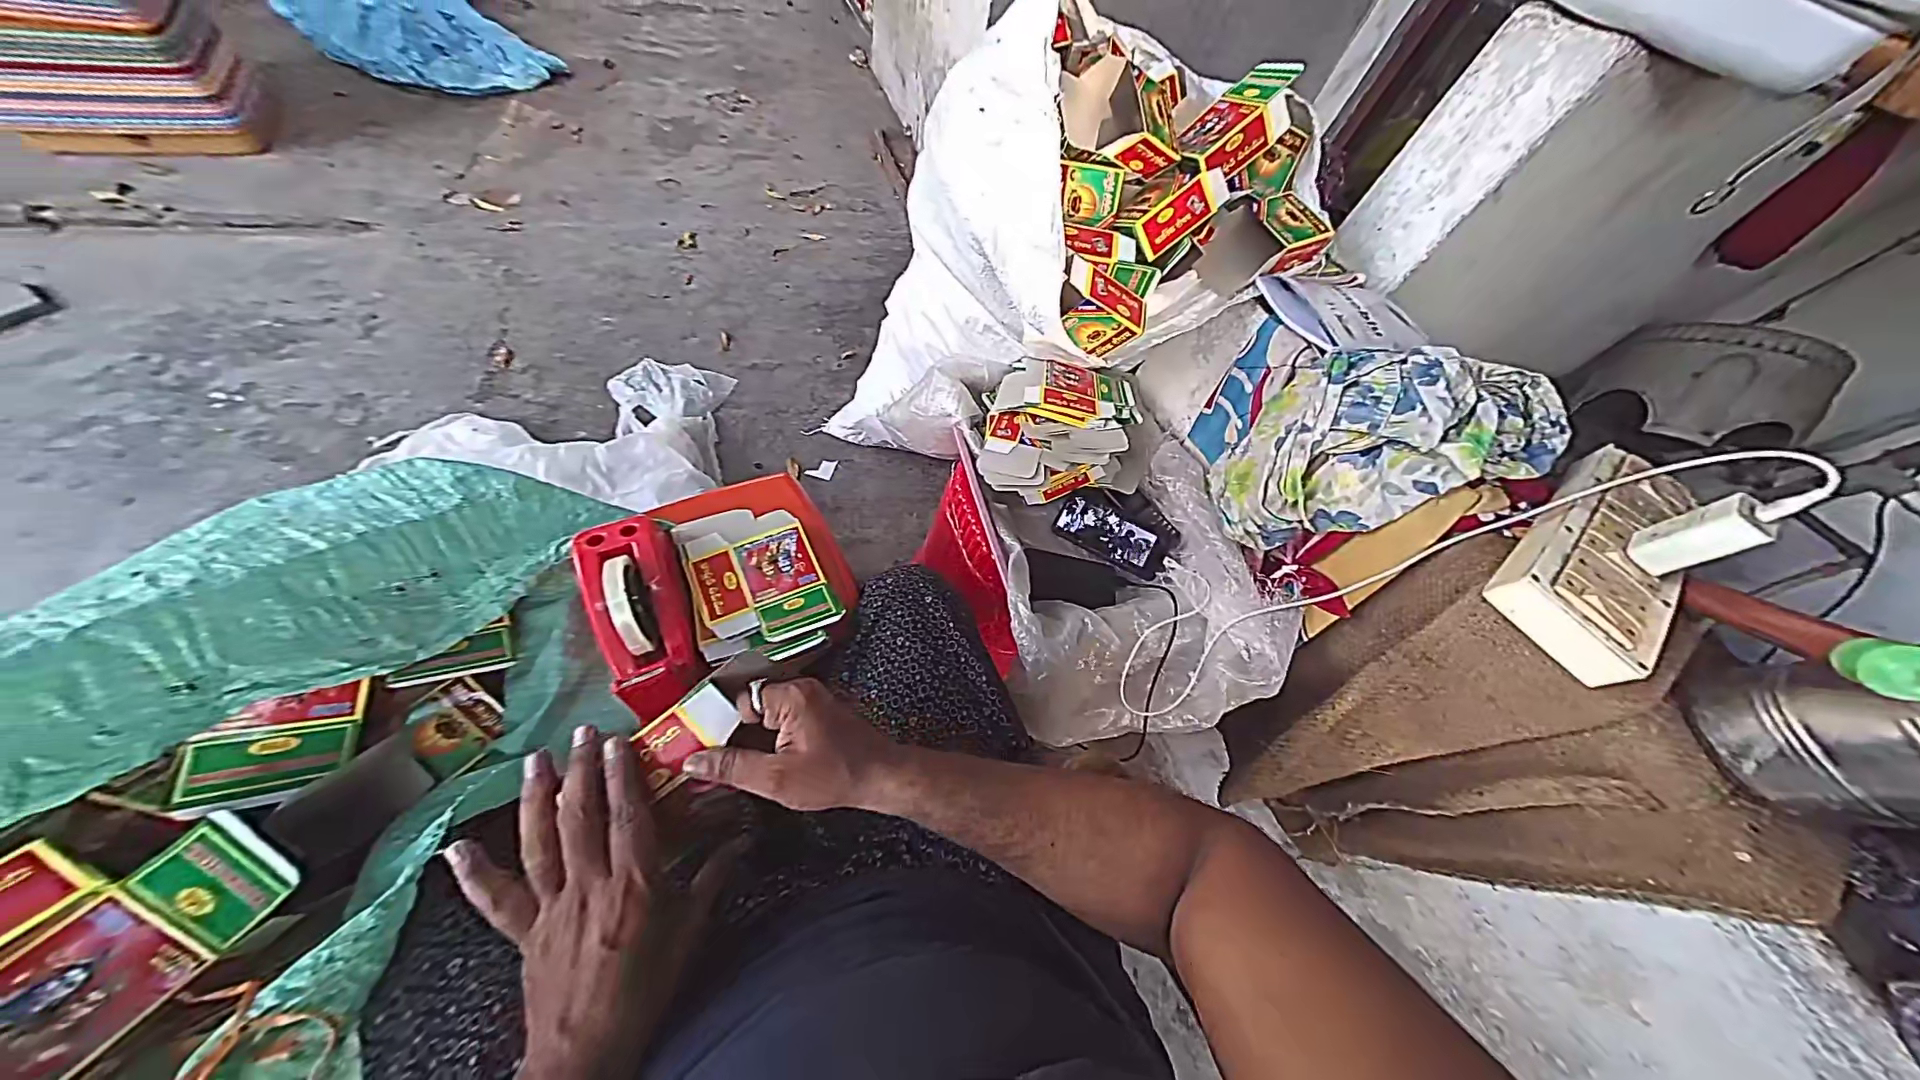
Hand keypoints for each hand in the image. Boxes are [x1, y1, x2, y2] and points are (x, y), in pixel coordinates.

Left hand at [445, 726, 741, 1079]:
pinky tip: (457, 849)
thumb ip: (713, 879)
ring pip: (540, 843)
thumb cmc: (647, 988)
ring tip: (536, 761)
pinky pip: (497, 899)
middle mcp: (589, 888)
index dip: (622, 777)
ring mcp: (551, 908)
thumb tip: (742, 842)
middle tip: (581, 735)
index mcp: (634, 886)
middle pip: (581, 819)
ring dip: (536, 799)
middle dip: (581, 771)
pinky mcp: (525, 931)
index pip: (628, 818)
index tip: (617, 743)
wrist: (587, 1051)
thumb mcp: (691, 931)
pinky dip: (475, 873)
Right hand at [683, 678, 900, 811]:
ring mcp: (809, 700)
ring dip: (746, 737)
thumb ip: (732, 768)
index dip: (714, 723)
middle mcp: (800, 690)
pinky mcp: (814, 713)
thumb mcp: (777, 779)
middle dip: (728, 732)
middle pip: (747, 705)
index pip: (735, 700)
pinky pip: (778, 719)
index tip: (695, 744)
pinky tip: (756, 761)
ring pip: (761, 714)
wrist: (881, 776)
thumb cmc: (839, 775)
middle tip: (706, 759)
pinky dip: (764, 738)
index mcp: (791, 696)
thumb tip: (694, 762)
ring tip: (727, 764)